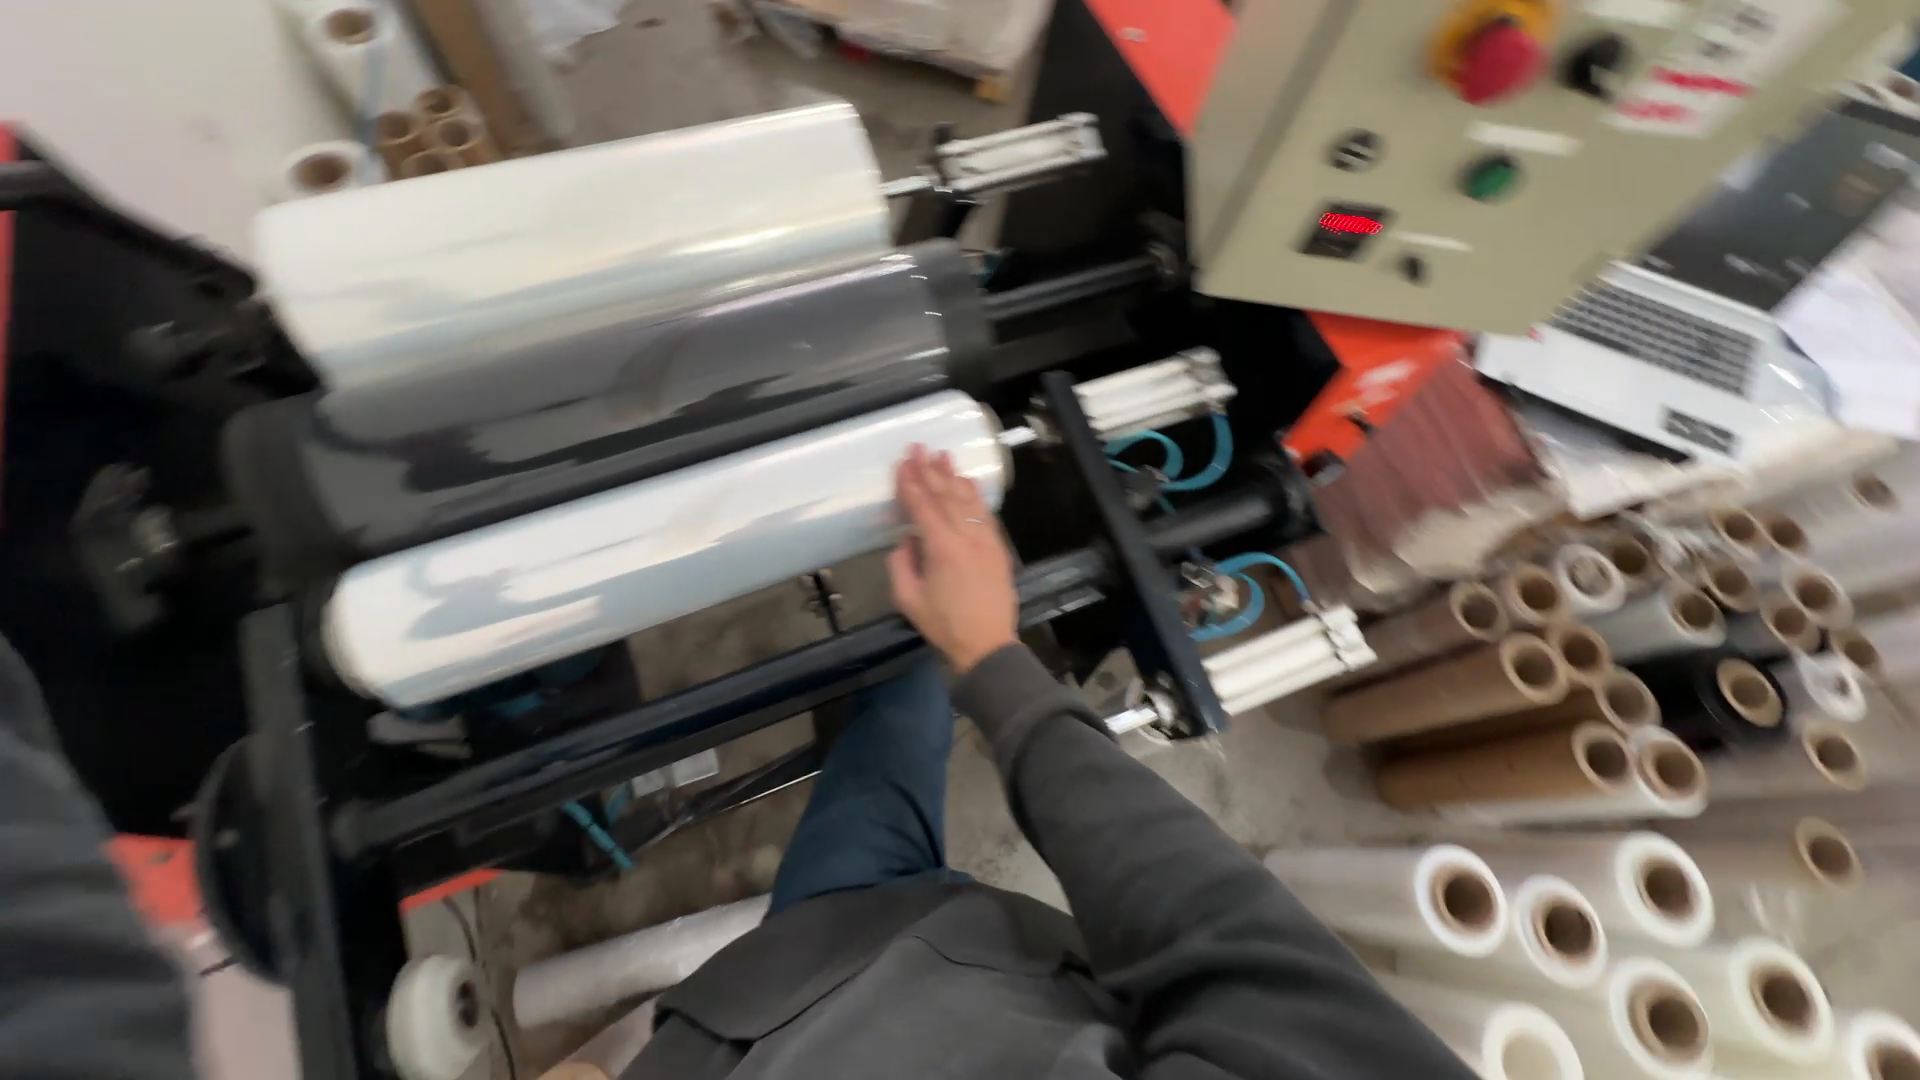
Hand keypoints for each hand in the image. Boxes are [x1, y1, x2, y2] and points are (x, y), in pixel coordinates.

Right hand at [888, 444, 1017, 674]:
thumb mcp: (909, 600)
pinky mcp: (999, 549)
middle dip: (931, 470)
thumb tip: (905, 540)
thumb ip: (901, 564)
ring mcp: (987, 541)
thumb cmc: (944, 626)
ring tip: (944, 456)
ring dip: (954, 477)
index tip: (902, 463)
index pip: (923, 506)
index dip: (911, 483)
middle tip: (920, 447)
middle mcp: (967, 538)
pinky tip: (968, 483)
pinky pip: (986, 514)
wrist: (987, 646)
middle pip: (946, 496)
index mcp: (942, 549)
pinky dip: (976, 496)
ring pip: (969, 501)